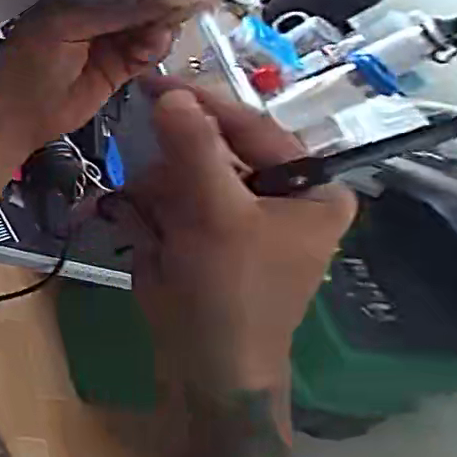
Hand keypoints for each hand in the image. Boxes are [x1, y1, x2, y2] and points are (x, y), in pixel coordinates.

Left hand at [0, 1, 180, 153]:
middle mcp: (95, 17)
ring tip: (157, 34)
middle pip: (138, 4)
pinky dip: (152, 51)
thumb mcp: (65, 27)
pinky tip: (151, 49)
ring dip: (156, 30)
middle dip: (156, 5)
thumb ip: (109, 12)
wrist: (19, 118)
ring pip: (146, 30)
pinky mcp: (117, 69)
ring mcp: (108, 44)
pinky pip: (144, 55)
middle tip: (173, 5)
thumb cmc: (28, 67)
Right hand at [109, 78, 356, 392]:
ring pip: (185, 177)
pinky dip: (152, 212)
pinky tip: (146, 233)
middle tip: (147, 179)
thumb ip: (194, 149)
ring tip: (148, 221)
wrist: (207, 374)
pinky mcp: (207, 237)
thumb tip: (170, 94)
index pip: (251, 127)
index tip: (152, 83)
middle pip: (214, 152)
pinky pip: (173, 203)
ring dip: (157, 193)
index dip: (202, 104)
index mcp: (309, 187)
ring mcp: (239, 218)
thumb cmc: (230, 293)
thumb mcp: (216, 215)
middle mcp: (279, 196)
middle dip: (173, 168)